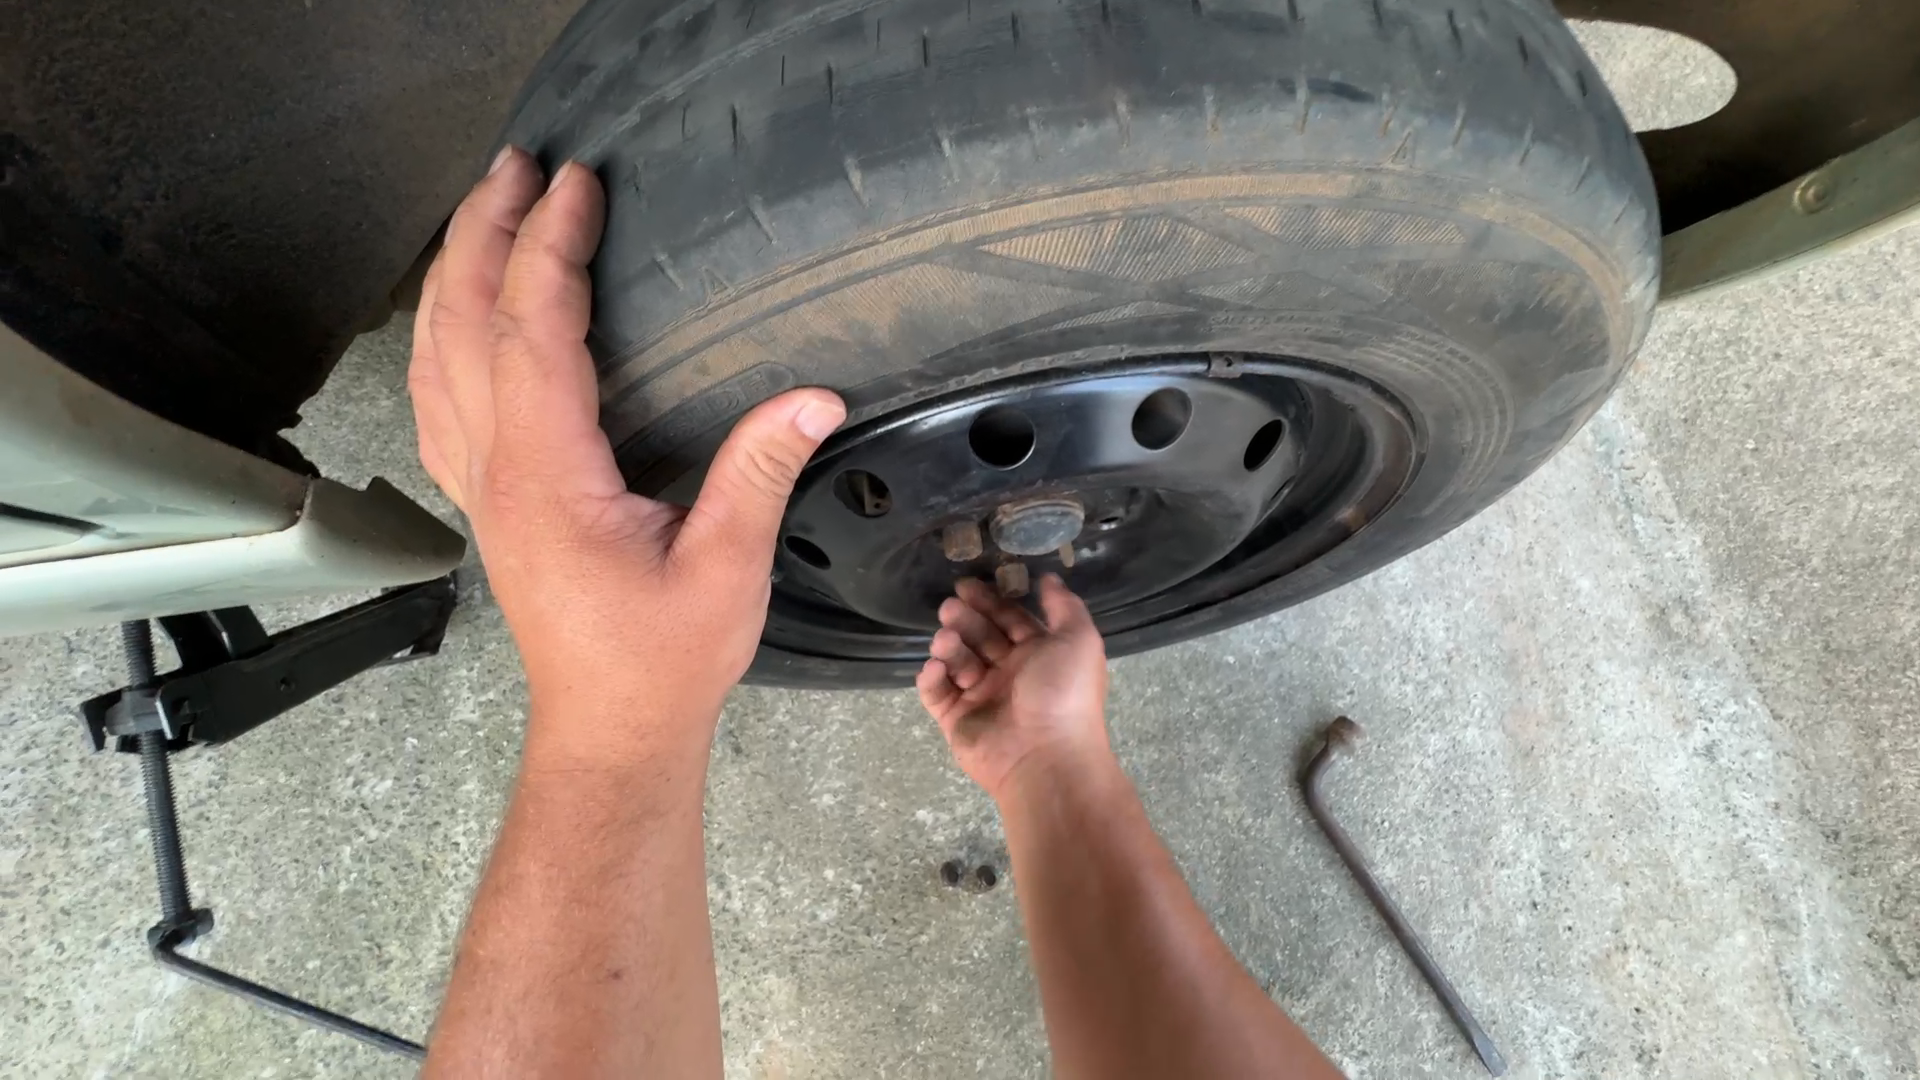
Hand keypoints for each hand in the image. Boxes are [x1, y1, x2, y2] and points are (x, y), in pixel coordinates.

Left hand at [407, 147, 845, 765]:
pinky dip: (445, 337)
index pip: (533, 332)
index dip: (551, 249)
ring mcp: (481, 488)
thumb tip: (816, 399)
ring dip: (456, 276)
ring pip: (437, 357)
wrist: (611, 725)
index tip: (578, 185)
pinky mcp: (492, 504)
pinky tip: (460, 321)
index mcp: (549, 476)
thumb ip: (758, 475)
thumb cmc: (665, 657)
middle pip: (463, 325)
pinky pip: (444, 399)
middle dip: (487, 233)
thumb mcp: (727, 568)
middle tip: (518, 167)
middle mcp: (496, 471)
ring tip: (484, 216)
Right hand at [916, 575, 1111, 800]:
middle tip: (950, 607)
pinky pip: (937, 693)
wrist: (1045, 756)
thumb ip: (1064, 605)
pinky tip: (935, 667)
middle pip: (979, 636)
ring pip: (956, 661)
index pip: (1008, 619)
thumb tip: (1050, 577)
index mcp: (1038, 654)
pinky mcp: (956, 721)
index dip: (990, 600)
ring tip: (946, 641)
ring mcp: (981, 698)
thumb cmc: (1063, 692)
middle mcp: (1009, 673)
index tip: (966, 583)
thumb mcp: (1078, 639)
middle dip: (964, 619)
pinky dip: (932, 678)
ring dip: (949, 645)